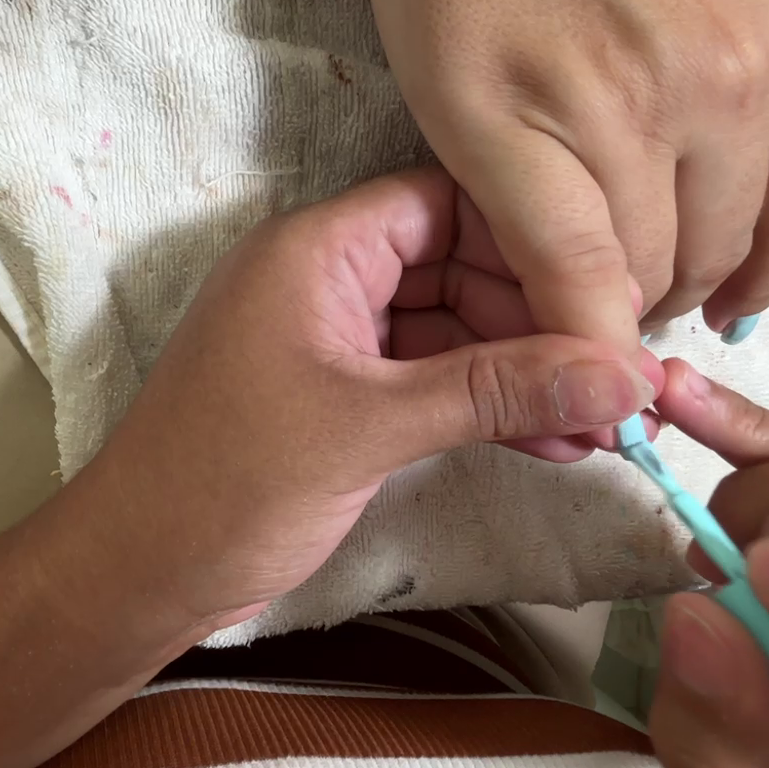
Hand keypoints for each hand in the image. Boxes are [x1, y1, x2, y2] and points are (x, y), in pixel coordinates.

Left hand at [45, 166, 661, 635]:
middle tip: (617, 380)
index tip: (610, 292)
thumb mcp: (369, 425)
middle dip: (533, 321)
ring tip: (596, 426)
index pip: (443, 202)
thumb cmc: (233, 478)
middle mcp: (323, 276)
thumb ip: (495, 391)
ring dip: (516, 372)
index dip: (526, 237)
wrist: (143, 566)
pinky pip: (423, 375)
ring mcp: (330, 335)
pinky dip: (478, 402)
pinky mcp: (336, 391)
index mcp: (314, 248)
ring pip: (445, 327)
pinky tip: (544, 440)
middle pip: (453, 265)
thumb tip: (626, 373)